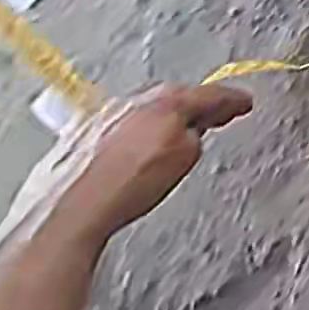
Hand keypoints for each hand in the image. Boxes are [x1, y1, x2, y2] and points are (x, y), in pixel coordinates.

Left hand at [0, 83, 252, 264]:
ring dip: (165, 119)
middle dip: (196, 106)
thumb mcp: (184, 157)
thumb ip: (196, 135)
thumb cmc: (123, 188)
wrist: (65, 215)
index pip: (210, 94)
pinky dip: (136, 133)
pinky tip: (135, 153)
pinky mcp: (78, 137)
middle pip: (176, 97)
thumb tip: (192, 131)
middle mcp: (133, 101)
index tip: (244, 102)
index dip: (233, 99)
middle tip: (216, 116)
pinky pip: (121, 126)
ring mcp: (103, 117)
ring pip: (147, 110)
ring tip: (174, 139)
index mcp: (165, 100)